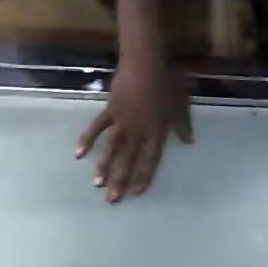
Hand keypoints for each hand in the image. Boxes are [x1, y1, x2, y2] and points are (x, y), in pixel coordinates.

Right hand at [77, 58, 192, 201]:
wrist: (145, 66)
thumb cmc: (168, 83)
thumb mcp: (181, 105)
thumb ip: (183, 125)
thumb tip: (189, 142)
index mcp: (157, 132)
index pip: (150, 159)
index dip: (144, 176)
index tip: (136, 193)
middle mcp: (138, 131)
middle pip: (128, 159)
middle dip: (120, 180)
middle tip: (111, 200)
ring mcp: (122, 122)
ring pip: (112, 148)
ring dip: (104, 166)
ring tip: (96, 184)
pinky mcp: (110, 111)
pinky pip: (97, 128)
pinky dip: (87, 140)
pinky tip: (78, 154)